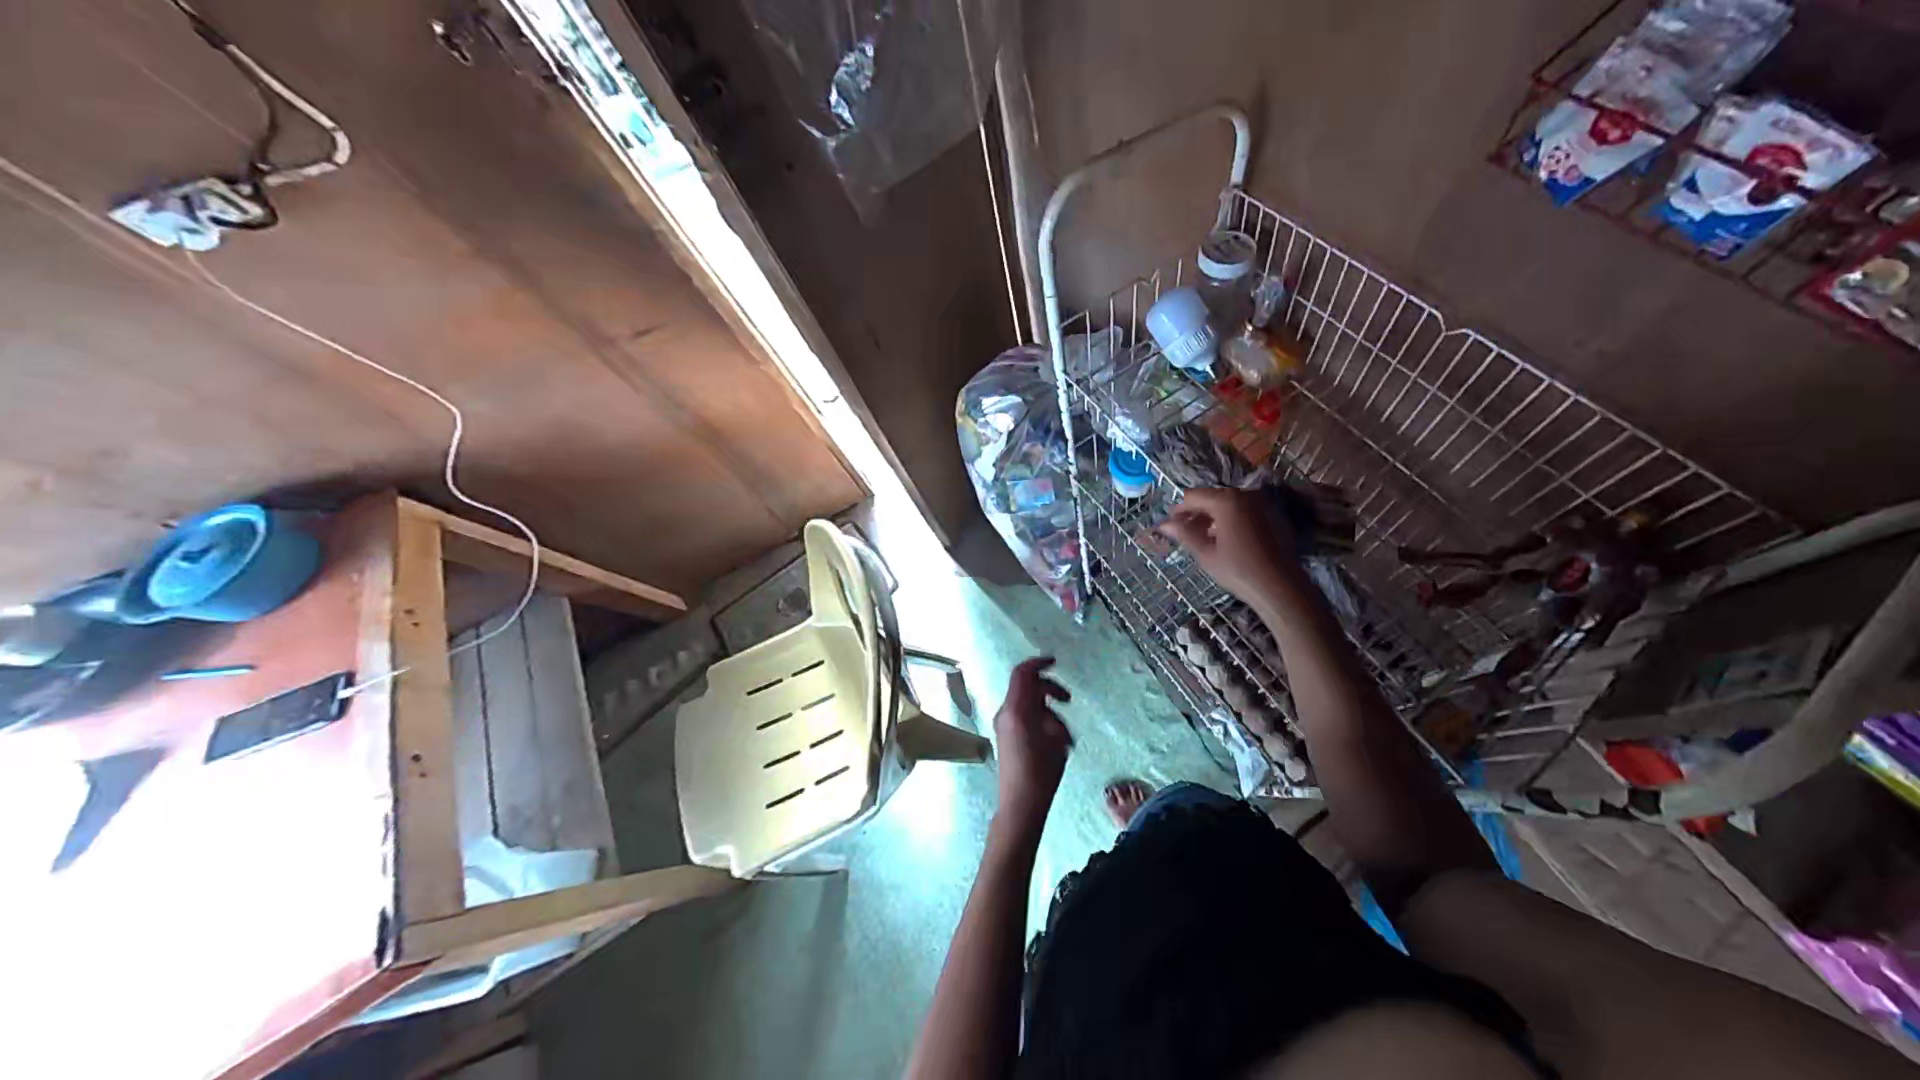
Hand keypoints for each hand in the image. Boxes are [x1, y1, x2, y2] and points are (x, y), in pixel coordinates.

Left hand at [992, 656, 1072, 828]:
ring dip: (1049, 710)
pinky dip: (1041, 720)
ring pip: (1028, 703)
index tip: (1055, 661)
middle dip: (1050, 689)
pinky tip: (1056, 742)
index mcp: (1015, 710)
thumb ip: (1050, 713)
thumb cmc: (1040, 772)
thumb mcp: (1054, 739)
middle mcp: (1005, 713)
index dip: (1039, 663)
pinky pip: (1025, 716)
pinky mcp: (1007, 736)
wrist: (1020, 804)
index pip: (1022, 673)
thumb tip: (1049, 702)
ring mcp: (1004, 725)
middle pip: (1026, 686)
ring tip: (1064, 735)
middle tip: (1068, 700)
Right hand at [1157, 487, 1302, 606]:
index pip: (1193, 496)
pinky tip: (1225, 540)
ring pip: (1229, 505)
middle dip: (1196, 513)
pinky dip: (1231, 520)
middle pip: (1212, 498)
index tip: (1169, 525)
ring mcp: (1262, 504)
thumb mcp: (1205, 552)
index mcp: (1226, 500)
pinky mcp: (1274, 516)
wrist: (1280, 586)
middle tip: (1184, 532)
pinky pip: (1245, 511)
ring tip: (1203, 538)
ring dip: (1213, 517)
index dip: (1178, 510)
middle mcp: (1245, 495)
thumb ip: (1184, 533)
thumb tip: (1164, 524)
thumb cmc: (1238, 569)